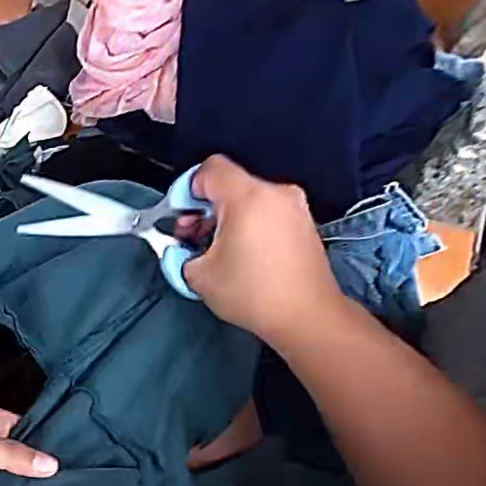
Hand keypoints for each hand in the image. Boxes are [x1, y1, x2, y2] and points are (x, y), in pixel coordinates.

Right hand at [178, 156, 349, 341]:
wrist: (306, 316)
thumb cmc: (254, 295)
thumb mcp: (200, 278)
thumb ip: (180, 255)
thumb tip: (179, 248)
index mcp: (247, 197)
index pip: (210, 169)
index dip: (188, 189)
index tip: (183, 216)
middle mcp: (274, 193)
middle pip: (230, 185)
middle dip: (207, 209)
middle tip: (194, 239)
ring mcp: (294, 207)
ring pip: (250, 200)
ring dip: (229, 220)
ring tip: (220, 253)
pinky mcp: (304, 223)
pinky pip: (268, 213)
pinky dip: (251, 227)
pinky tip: (245, 257)